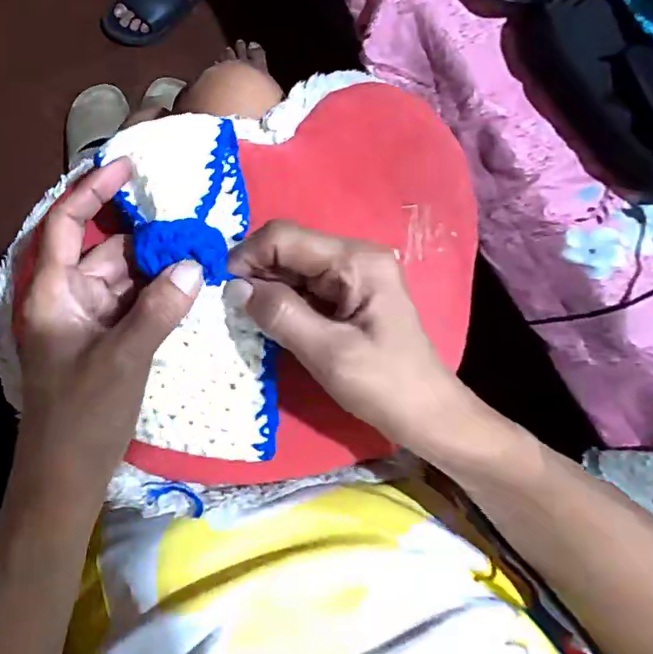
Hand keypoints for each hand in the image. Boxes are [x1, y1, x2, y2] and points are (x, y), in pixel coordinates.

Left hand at [17, 158, 201, 489]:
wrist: (64, 477)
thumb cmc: (82, 415)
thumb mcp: (124, 357)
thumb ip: (159, 308)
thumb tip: (194, 265)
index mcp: (53, 293)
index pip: (65, 224)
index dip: (90, 189)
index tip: (125, 165)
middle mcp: (66, 299)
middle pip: (101, 250)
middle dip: (141, 234)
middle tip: (187, 219)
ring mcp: (84, 321)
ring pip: (120, 278)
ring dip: (153, 265)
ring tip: (197, 249)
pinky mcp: (101, 341)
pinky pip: (129, 304)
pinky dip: (154, 293)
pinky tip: (186, 285)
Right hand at [226, 221, 498, 459]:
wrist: (427, 416)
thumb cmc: (384, 385)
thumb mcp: (328, 353)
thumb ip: (280, 315)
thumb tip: (234, 288)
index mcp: (356, 261)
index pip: (285, 237)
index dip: (248, 256)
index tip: (224, 290)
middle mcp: (353, 256)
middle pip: (287, 246)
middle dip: (254, 271)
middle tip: (230, 306)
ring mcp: (351, 274)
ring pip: (290, 265)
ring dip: (264, 285)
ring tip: (244, 314)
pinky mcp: (345, 294)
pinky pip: (301, 284)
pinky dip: (279, 298)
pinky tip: (265, 318)